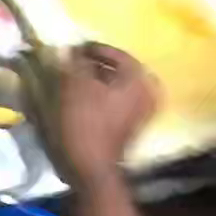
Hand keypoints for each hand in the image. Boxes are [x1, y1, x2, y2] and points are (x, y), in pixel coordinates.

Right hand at [56, 43, 156, 187]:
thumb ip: (73, 63)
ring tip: (70, 81)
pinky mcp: (128, 125)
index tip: (70, 49)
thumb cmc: (83, 123)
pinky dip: (96, 96)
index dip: (90, 49)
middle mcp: (146, 92)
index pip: (115, 53)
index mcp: (138, 79)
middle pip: (116, 70)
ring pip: (113, 86)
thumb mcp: (73, 87)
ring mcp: (140, 111)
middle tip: (69, 64)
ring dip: (92, 81)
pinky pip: (113, 101)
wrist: (89, 167)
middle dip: (92, 66)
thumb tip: (70, 49)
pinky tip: (78, 99)